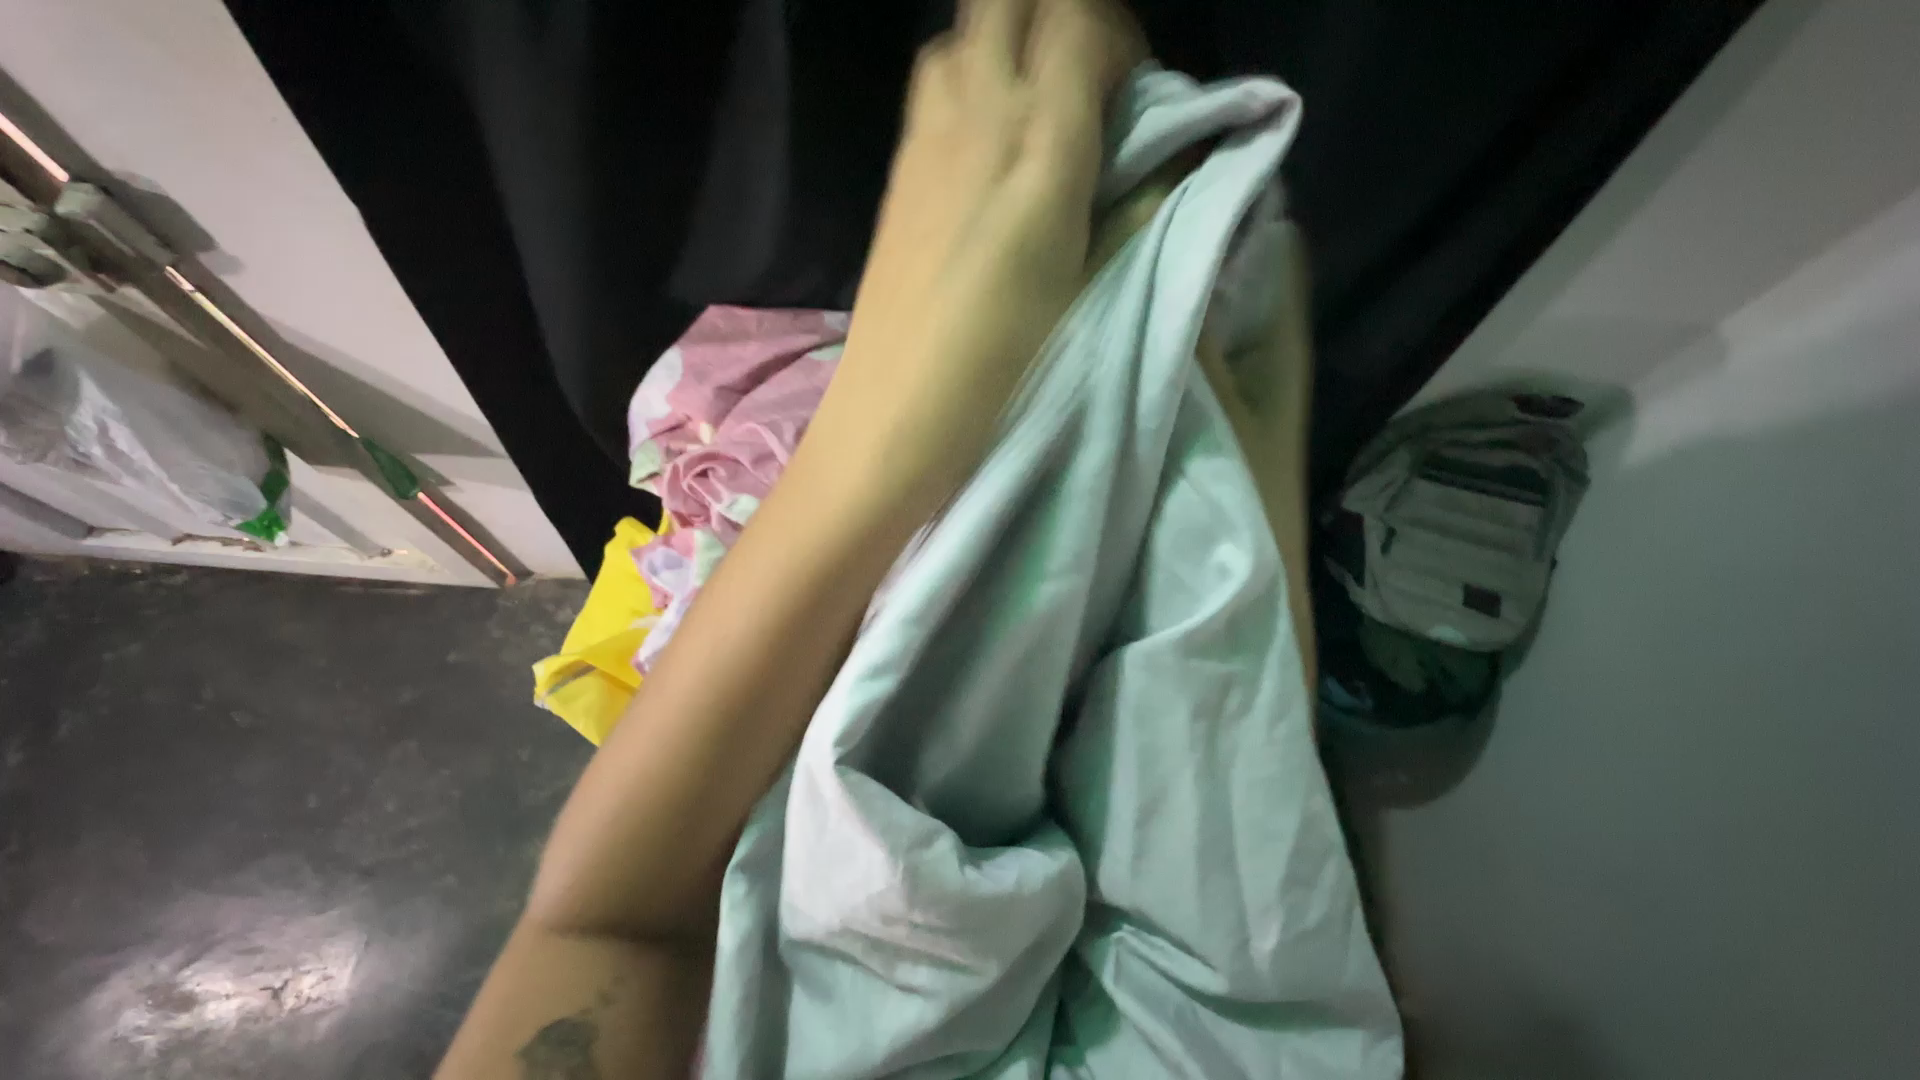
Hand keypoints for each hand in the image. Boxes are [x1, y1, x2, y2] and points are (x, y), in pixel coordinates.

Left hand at [797, 0, 1145, 520]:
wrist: (894, 415)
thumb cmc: (1001, 368)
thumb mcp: (1087, 289)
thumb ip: (1128, 208)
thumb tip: (1159, 163)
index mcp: (1038, 146)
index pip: (1078, 22)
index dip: (1117, 43)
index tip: (1134, 100)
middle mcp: (975, 117)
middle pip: (1012, 2)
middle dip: (1061, 23)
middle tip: (1088, 88)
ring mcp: (925, 140)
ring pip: (964, 35)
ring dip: (1008, 47)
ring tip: (1037, 114)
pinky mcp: (896, 173)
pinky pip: (934, 88)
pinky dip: (969, 87)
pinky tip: (987, 151)